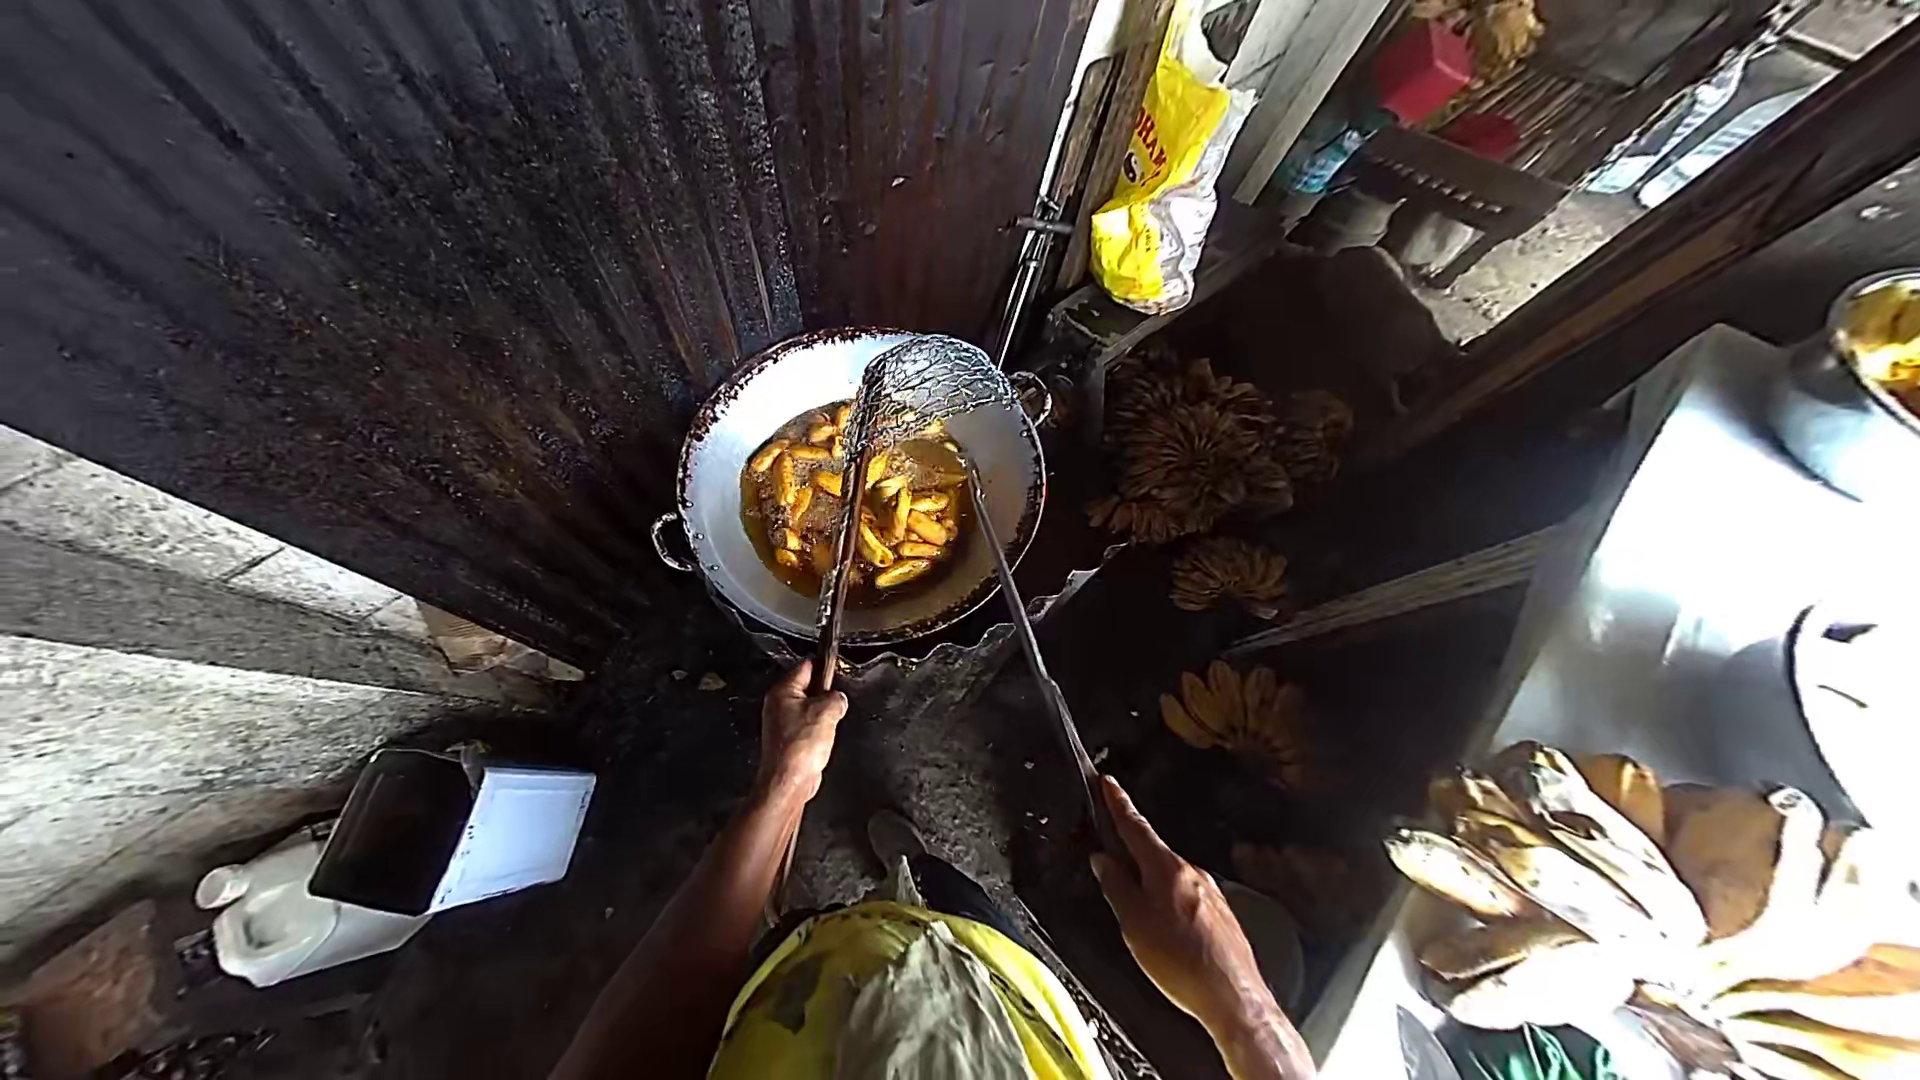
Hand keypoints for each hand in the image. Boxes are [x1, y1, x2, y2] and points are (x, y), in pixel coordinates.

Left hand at [755, 660, 847, 801]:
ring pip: (812, 709)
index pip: (806, 666)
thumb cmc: (799, 748)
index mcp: (782, 692)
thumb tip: (838, 699)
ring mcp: (783, 723)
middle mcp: (778, 705)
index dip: (825, 666)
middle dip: (826, 695)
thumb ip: (837, 697)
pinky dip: (819, 731)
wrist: (789, 782)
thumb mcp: (827, 711)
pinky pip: (810, 726)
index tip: (837, 668)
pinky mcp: (790, 739)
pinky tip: (823, 740)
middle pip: (810, 688)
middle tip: (834, 704)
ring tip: (827, 726)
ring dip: (824, 716)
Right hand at [1090, 776, 1282, 1042]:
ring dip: (1152, 884)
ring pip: (1170, 876)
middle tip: (1113, 866)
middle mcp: (1190, 870)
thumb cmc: (1183, 964)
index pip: (1134, 825)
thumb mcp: (1133, 923)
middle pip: (1152, 850)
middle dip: (1131, 854)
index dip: (1117, 802)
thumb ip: (1115, 886)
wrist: (1235, 1000)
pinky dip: (1171, 903)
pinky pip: (1187, 895)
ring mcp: (1209, 890)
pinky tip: (1169, 933)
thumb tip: (1103, 860)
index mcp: (1165, 867)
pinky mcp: (1221, 912)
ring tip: (1142, 919)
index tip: (1108, 783)